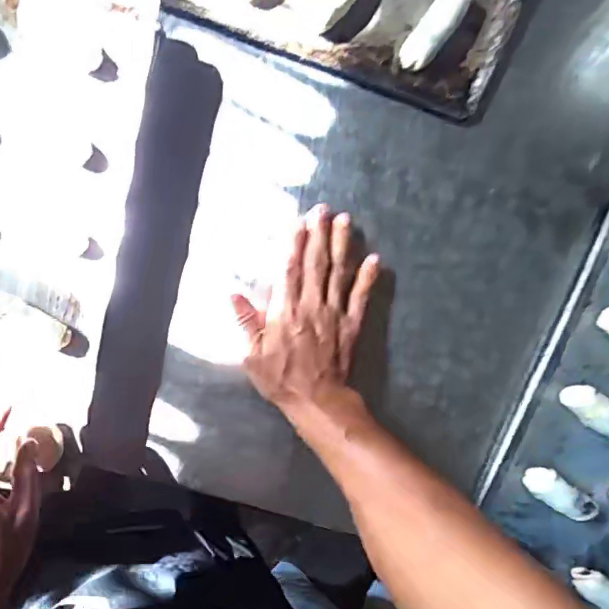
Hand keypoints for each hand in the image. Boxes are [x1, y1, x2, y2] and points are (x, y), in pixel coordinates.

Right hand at [231, 205, 383, 422]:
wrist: (316, 399)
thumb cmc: (279, 379)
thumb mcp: (252, 355)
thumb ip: (246, 323)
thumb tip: (234, 295)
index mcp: (285, 312)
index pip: (289, 270)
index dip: (294, 244)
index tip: (298, 222)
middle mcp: (311, 305)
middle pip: (316, 264)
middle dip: (319, 234)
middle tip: (323, 209)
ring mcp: (334, 313)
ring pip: (339, 273)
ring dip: (342, 245)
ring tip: (345, 221)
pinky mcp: (352, 325)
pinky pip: (361, 296)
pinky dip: (368, 277)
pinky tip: (375, 258)